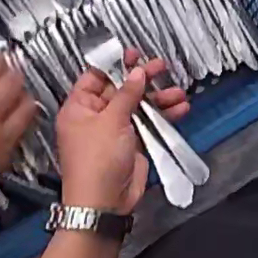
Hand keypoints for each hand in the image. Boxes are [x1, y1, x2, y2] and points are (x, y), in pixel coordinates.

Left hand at [54, 52, 187, 214]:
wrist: (105, 202)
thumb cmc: (96, 161)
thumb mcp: (110, 121)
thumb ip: (126, 94)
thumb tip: (136, 72)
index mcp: (79, 108)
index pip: (95, 77)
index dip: (115, 64)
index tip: (133, 54)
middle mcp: (96, 116)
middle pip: (121, 89)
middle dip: (142, 79)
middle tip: (160, 66)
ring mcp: (116, 129)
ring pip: (140, 105)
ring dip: (159, 98)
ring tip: (177, 92)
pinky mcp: (134, 142)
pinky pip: (150, 122)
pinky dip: (165, 115)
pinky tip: (179, 108)